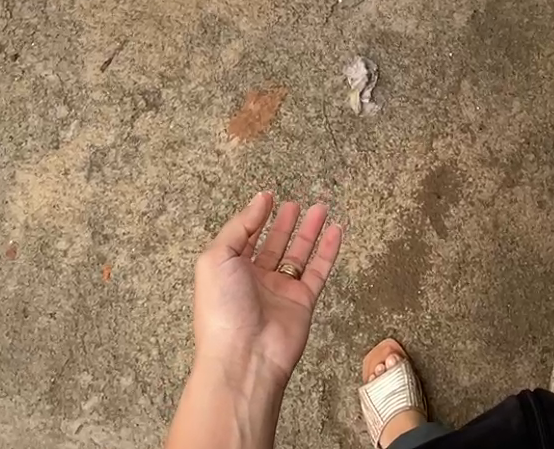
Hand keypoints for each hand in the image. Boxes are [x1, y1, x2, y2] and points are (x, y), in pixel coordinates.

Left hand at [193, 193, 344, 384]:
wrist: (244, 356)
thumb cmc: (222, 310)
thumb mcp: (217, 258)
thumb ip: (240, 225)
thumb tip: (260, 199)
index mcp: (230, 271)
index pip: (245, 237)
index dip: (256, 217)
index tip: (269, 197)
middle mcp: (255, 280)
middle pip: (274, 245)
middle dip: (284, 224)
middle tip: (295, 203)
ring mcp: (281, 291)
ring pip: (299, 254)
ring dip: (309, 231)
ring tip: (320, 208)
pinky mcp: (303, 301)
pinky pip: (319, 270)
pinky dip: (329, 250)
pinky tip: (336, 230)